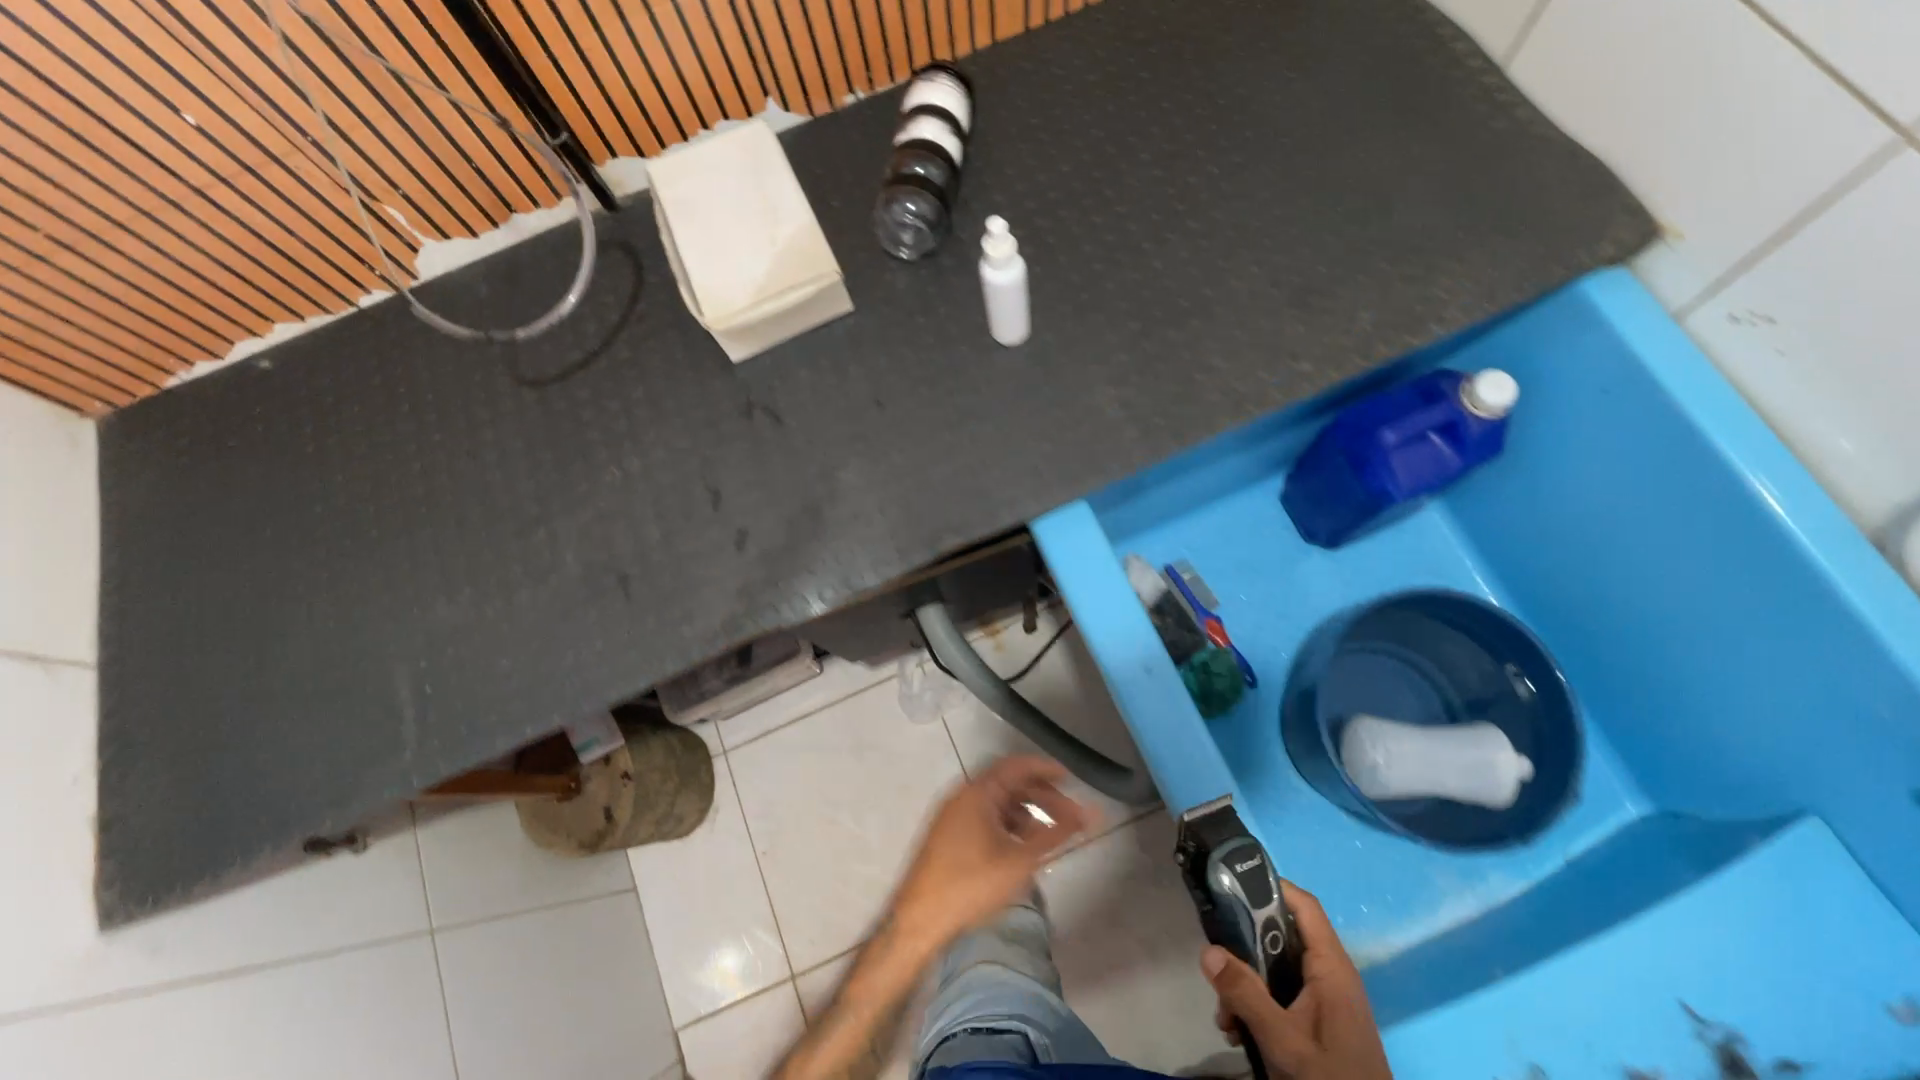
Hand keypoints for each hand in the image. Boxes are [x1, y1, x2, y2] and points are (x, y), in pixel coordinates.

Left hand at [889, 756, 1094, 950]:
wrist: (919, 920)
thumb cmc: (971, 885)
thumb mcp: (1020, 860)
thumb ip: (1057, 833)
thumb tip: (1090, 813)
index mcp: (977, 793)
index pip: (1016, 766)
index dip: (1046, 769)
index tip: (1072, 779)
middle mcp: (962, 797)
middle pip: (1008, 784)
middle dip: (1041, 796)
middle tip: (1069, 815)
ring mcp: (952, 817)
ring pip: (996, 804)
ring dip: (1025, 813)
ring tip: (1049, 835)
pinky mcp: (948, 838)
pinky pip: (984, 819)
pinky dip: (1008, 826)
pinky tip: (1021, 849)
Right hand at [1202, 882, 1392, 1079]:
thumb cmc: (1330, 1078)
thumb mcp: (1282, 1039)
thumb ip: (1246, 994)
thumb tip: (1207, 950)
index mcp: (1331, 968)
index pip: (1303, 906)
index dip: (1270, 888)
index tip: (1229, 888)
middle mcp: (1330, 975)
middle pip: (1281, 938)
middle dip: (1244, 952)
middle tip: (1217, 970)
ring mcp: (1326, 999)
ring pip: (1276, 970)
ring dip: (1246, 987)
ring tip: (1226, 1020)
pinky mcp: (1319, 1021)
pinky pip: (1282, 996)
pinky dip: (1258, 1007)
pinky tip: (1239, 1034)